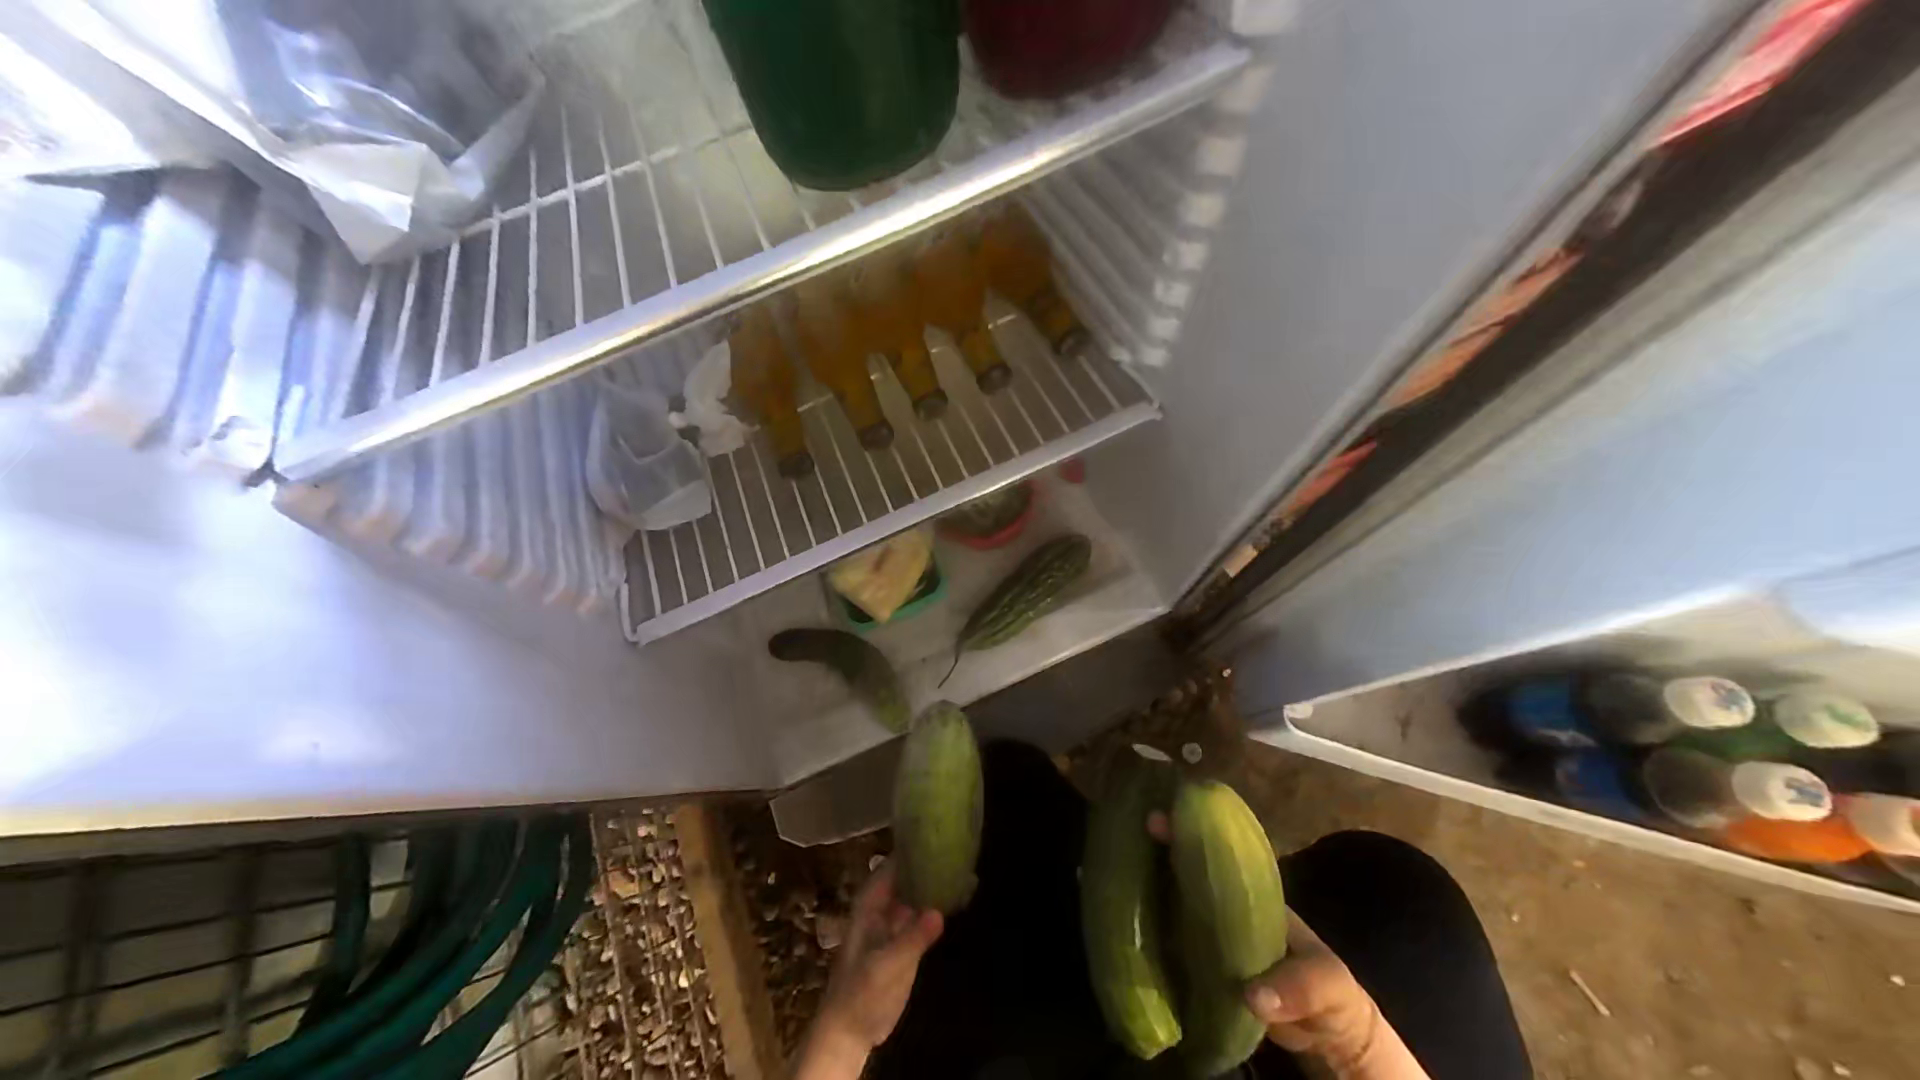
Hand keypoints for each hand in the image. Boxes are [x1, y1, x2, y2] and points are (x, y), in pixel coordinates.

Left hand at [792, 861, 943, 1079]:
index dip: (908, 851)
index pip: (889, 867)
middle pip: (903, 878)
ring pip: (912, 895)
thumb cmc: (861, 992)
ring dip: (931, 883)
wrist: (849, 1031)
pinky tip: (954, 898)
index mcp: (869, 906)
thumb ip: (912, 939)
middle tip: (955, 848)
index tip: (933, 834)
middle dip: (924, 864)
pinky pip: (919, 916)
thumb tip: (938, 911)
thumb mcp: (887, 966)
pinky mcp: (901, 944)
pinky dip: (934, 906)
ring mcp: (891, 926)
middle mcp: (880, 909)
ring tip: (960, 867)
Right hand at [1144, 810, 1425, 1079]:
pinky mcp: (1197, 968)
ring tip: (1111, 878)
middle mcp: (1223, 905)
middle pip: (1183, 872)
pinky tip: (1123, 929)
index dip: (1186, 832)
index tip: (1155, 820)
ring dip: (1144, 890)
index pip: (1215, 852)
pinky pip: (1168, 944)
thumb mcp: (1328, 985)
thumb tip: (1252, 995)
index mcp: (1252, 893)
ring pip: (1171, 904)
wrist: (1330, 1040)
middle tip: (1120, 844)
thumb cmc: (1333, 995)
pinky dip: (1147, 935)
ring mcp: (1208, 935)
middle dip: (1154, 854)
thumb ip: (1299, 986)